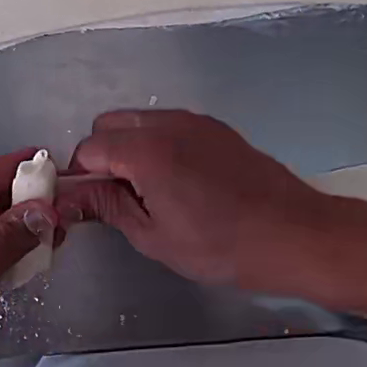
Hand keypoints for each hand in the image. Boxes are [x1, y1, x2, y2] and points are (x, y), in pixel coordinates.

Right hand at [57, 110, 344, 290]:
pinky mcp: (215, 127)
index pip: (89, 147)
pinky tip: (178, 180)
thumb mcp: (154, 237)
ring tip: (149, 189)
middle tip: (117, 196)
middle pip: (109, 124)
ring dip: (128, 147)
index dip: (80, 175)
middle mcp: (167, 123)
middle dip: (101, 155)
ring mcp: (194, 121)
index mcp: (146, 150)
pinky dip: (156, 143)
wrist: (294, 234)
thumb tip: (72, 195)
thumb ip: (107, 207)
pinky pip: (168, 125)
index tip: (88, 202)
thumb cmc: (221, 246)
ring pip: (138, 120)